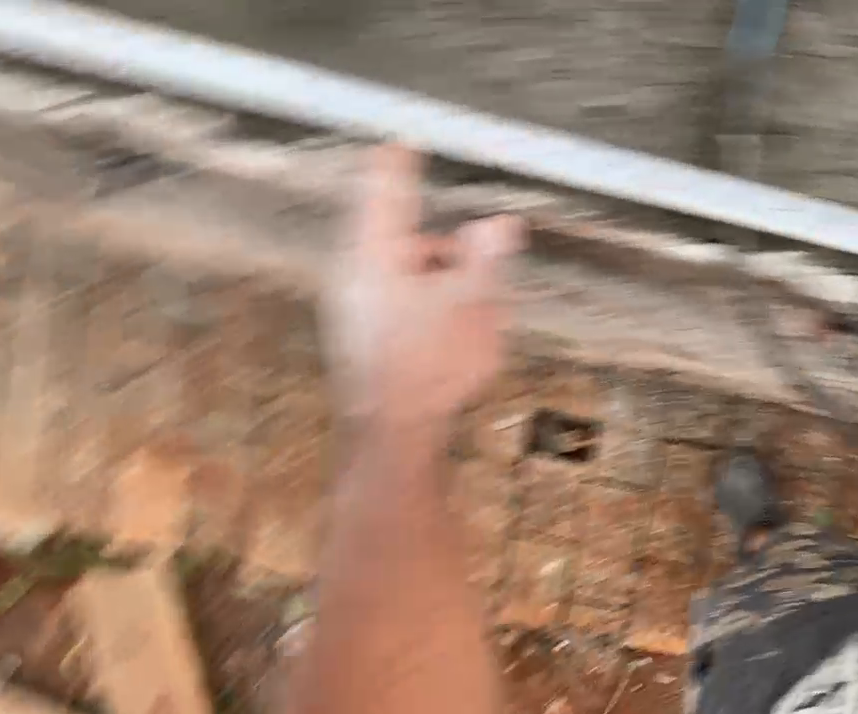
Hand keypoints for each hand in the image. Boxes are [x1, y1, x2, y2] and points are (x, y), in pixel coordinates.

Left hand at [323, 144, 523, 433]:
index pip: (386, 190)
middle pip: (407, 243)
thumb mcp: (473, 306)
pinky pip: (400, 306)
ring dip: (445, 290)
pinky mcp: (360, 334)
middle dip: (450, 257)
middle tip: (485, 285)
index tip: (405, 144)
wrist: (393, 426)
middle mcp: (356, 271)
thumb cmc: (432, 363)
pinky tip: (455, 344)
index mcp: (377, 253)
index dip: (399, 164)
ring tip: (479, 325)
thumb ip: (487, 261)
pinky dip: (431, 312)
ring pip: (408, 278)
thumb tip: (504, 223)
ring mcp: (353, 305)